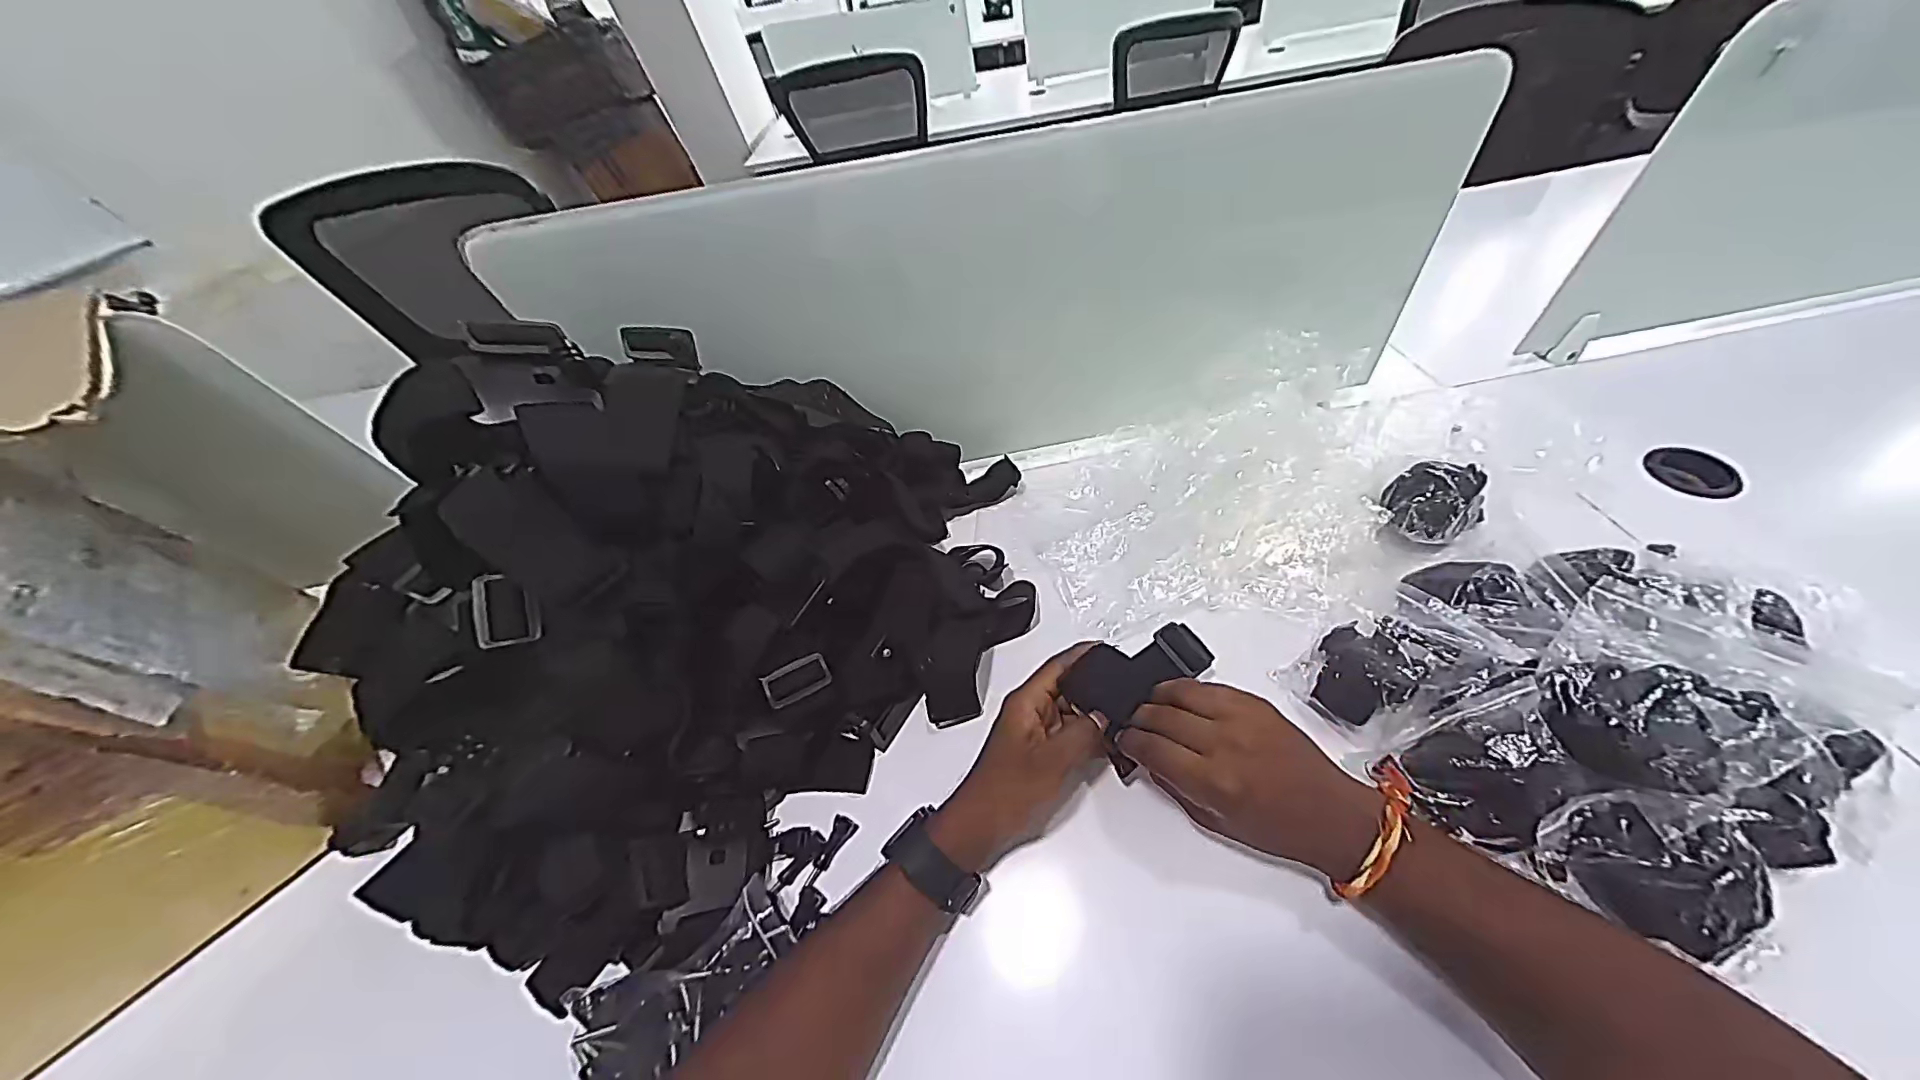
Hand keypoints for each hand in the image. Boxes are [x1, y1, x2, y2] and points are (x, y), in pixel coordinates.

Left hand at [930, 643, 1105, 872]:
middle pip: (1067, 689)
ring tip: (1115, 724)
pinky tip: (1102, 747)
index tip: (1104, 649)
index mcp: (1025, 703)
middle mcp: (1028, 713)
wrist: (982, 827)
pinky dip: (1085, 737)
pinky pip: (1068, 735)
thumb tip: (1105, 716)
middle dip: (1094, 691)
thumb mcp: (1054, 759)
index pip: (1057, 666)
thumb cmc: (1001, 794)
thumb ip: (1085, 732)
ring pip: (1070, 713)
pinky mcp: (1039, 753)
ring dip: (1092, 717)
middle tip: (1120, 695)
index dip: (1082, 655)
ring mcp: (1033, 733)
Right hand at [1116, 680, 1383, 881]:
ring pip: (1179, 691)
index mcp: (1214, 781)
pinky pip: (1208, 686)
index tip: (1124, 740)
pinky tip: (1180, 697)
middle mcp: (1226, 744)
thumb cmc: (1283, 827)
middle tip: (1134, 724)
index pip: (1151, 747)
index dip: (1129, 741)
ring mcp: (1242, 719)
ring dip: (1157, 697)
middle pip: (1159, 715)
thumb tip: (1149, 761)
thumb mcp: (1215, 821)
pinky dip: (1186, 689)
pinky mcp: (1256, 704)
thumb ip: (1175, 787)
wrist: (1331, 816)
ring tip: (1152, 706)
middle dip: (1138, 719)